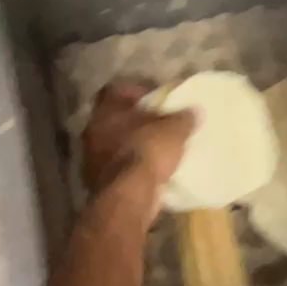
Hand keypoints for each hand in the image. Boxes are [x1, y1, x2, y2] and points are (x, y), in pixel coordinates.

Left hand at [80, 81, 195, 217]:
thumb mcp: (174, 130)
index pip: (117, 90)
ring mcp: (91, 158)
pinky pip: (117, 167)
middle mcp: (93, 130)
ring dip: (132, 145)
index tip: (156, 99)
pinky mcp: (97, 181)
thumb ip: (184, 118)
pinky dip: (130, 167)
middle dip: (136, 121)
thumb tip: (194, 111)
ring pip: (114, 143)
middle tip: (159, 124)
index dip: (138, 91)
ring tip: (157, 150)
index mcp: (106, 110)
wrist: (129, 195)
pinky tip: (150, 172)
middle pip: (115, 118)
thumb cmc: (147, 151)